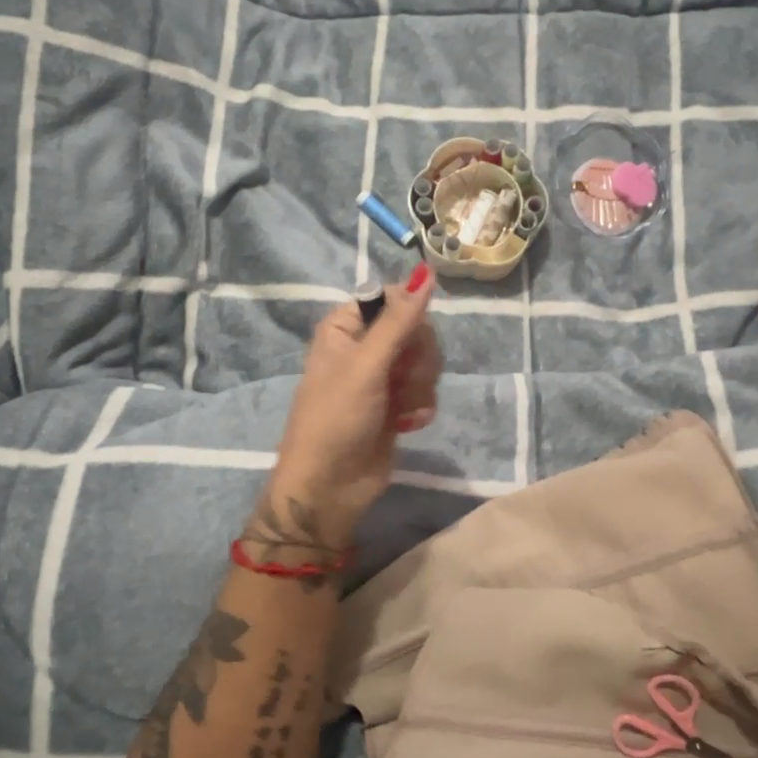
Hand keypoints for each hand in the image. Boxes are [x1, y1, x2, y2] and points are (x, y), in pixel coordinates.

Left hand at [250, 265, 440, 554]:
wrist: (330, 487)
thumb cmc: (336, 420)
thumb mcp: (367, 365)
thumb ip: (400, 320)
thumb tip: (427, 270)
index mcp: (345, 328)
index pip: (393, 299)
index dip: (409, 318)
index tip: (408, 341)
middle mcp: (364, 347)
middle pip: (416, 330)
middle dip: (419, 359)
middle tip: (403, 381)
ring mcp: (382, 378)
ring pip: (425, 362)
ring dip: (421, 387)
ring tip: (402, 410)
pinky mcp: (396, 405)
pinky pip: (425, 391)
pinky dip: (420, 407)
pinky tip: (407, 425)